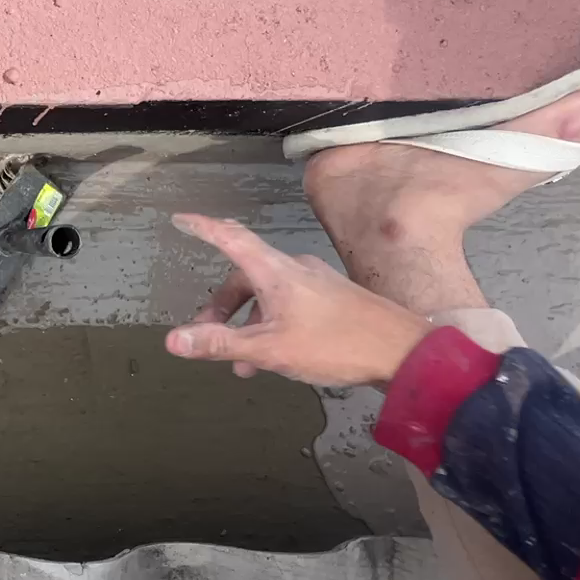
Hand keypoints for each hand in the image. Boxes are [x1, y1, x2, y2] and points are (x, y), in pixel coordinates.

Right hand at [164, 214, 432, 386]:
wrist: (408, 354)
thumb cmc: (334, 344)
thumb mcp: (269, 348)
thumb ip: (220, 344)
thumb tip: (172, 340)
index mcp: (275, 271)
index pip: (230, 239)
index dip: (202, 228)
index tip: (180, 219)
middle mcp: (293, 269)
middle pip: (243, 277)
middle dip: (220, 307)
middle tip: (205, 335)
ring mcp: (316, 284)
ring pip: (265, 296)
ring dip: (245, 324)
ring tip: (239, 360)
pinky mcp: (333, 301)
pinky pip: (286, 306)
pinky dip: (269, 326)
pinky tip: (271, 359)